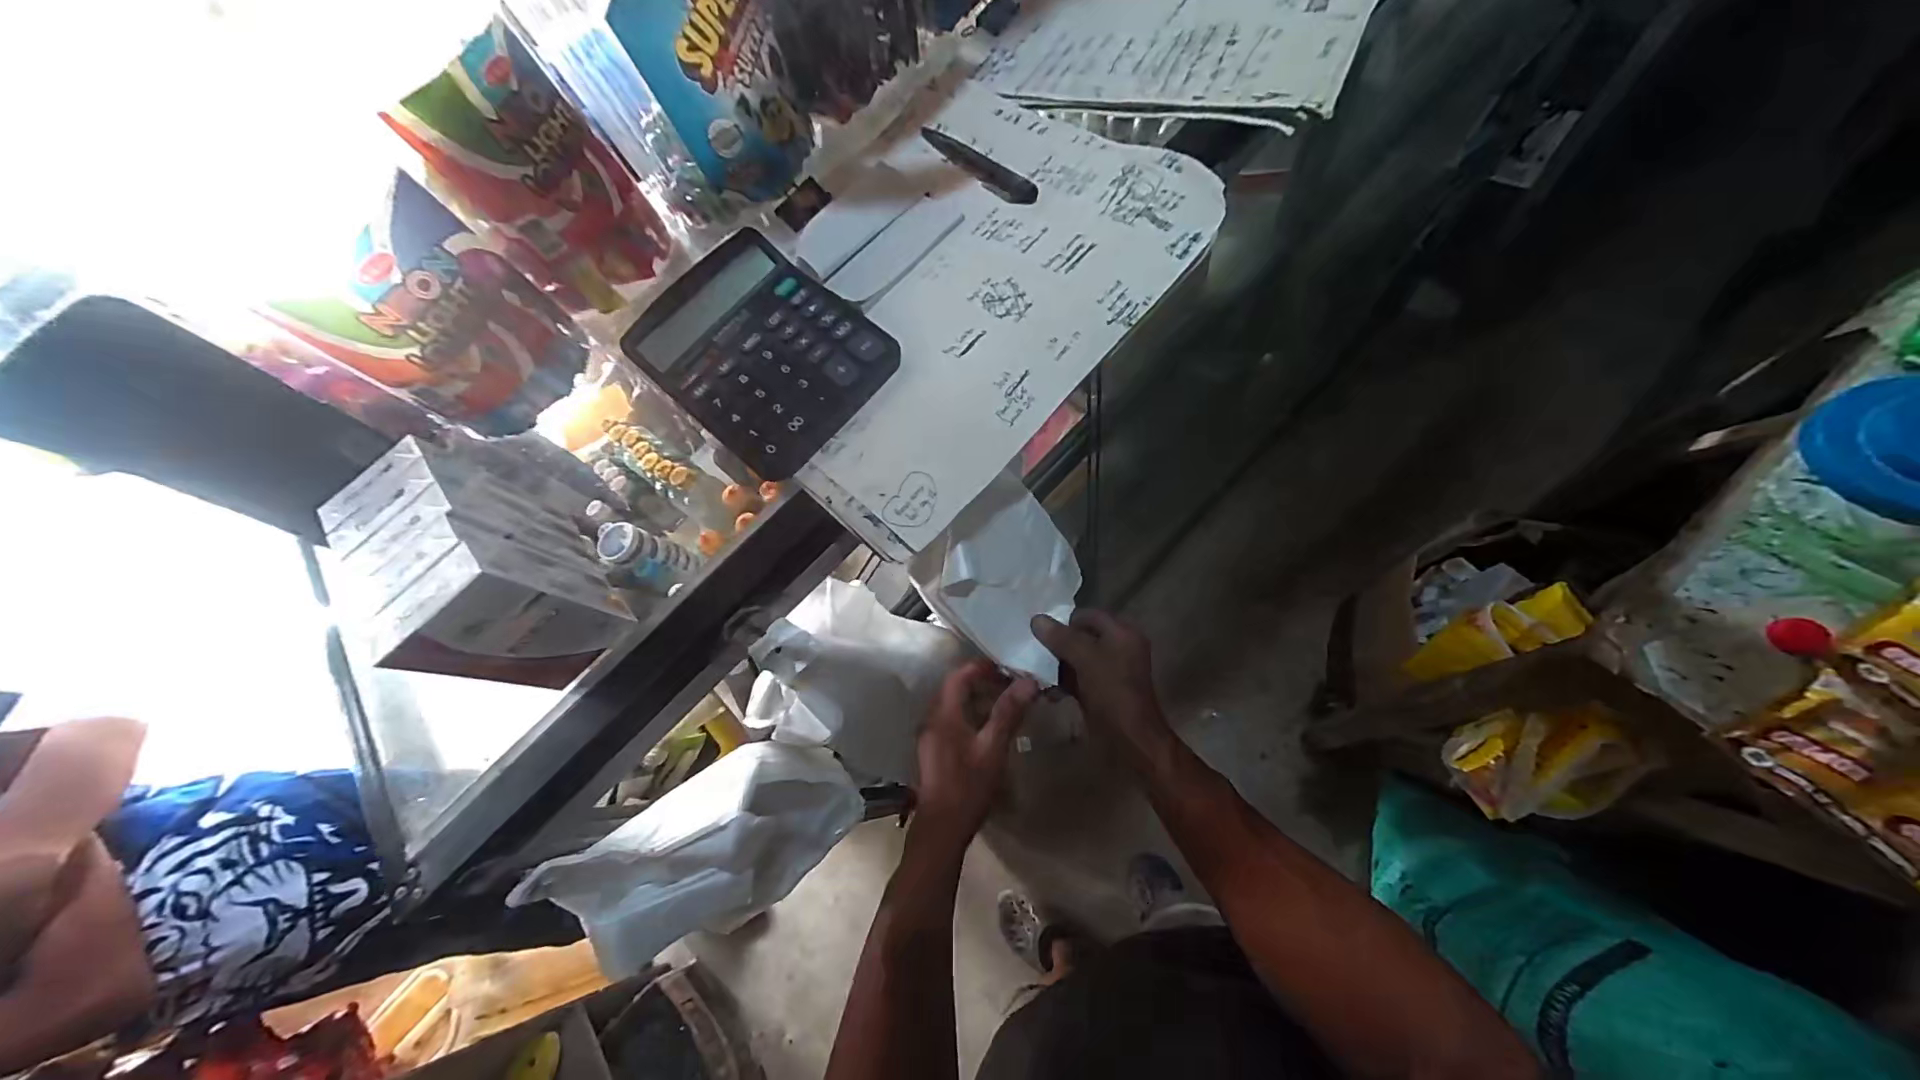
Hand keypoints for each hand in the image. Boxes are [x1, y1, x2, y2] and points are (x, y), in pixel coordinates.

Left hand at [911, 660, 1037, 852]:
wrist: (941, 829)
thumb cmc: (968, 787)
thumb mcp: (993, 748)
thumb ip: (1008, 713)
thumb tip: (1028, 681)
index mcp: (943, 714)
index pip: (959, 675)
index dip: (982, 667)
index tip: (1008, 668)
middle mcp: (931, 719)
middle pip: (954, 688)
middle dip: (982, 682)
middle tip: (1011, 686)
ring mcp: (929, 736)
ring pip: (952, 705)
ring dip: (977, 699)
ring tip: (1006, 705)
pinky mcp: (933, 751)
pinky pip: (951, 721)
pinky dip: (970, 715)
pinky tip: (989, 729)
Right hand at [1031, 610, 1173, 767]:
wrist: (1130, 739)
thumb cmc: (1111, 692)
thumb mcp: (1085, 659)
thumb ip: (1061, 637)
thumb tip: (1036, 619)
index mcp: (1122, 633)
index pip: (1088, 615)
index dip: (1064, 621)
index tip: (1039, 631)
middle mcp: (1119, 648)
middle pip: (1081, 637)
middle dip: (1057, 644)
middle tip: (1032, 650)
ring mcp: (1111, 671)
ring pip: (1077, 659)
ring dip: (1056, 665)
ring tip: (1034, 671)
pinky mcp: (1103, 692)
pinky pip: (1079, 678)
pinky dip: (1063, 682)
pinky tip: (1046, 690)